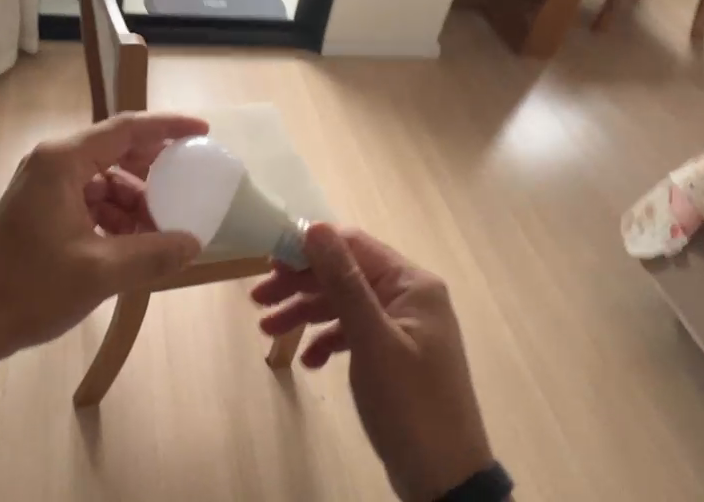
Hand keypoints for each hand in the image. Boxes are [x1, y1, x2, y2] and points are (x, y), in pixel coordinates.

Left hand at [0, 113, 205, 357]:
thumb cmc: (31, 288)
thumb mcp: (100, 272)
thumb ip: (152, 253)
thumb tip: (193, 243)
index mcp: (62, 161)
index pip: (125, 129)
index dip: (167, 127)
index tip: (202, 130)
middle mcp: (52, 163)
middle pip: (115, 151)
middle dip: (153, 171)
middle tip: (188, 185)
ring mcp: (44, 186)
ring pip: (104, 180)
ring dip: (134, 201)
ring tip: (161, 230)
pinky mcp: (41, 210)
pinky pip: (89, 200)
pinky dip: (114, 217)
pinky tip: (133, 245)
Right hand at [252, 224, 493, 501]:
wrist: (445, 482)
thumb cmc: (410, 404)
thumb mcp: (372, 340)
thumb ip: (343, 281)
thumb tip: (315, 227)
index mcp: (411, 284)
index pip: (353, 246)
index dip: (310, 248)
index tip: (269, 261)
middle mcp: (408, 296)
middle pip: (344, 274)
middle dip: (300, 284)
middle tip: (258, 298)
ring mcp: (401, 326)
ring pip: (343, 304)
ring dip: (305, 313)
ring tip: (266, 329)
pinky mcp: (393, 354)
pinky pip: (352, 332)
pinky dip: (326, 340)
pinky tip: (306, 359)